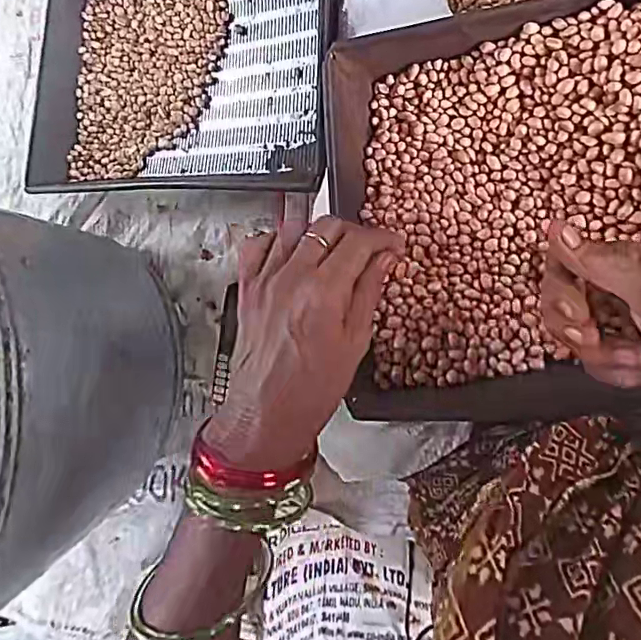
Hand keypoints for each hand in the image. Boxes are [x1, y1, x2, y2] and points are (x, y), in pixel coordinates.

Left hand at [205, 207, 403, 470]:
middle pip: (328, 226)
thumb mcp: (356, 340)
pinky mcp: (248, 288)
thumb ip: (369, 291)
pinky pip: (258, 244)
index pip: (359, 241)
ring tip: (334, 250)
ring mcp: (266, 281)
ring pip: (295, 227)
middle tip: (369, 247)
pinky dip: (279, 240)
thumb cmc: (311, 388)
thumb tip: (385, 260)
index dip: (383, 238)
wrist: (266, 413)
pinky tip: (293, 253)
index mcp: (324, 292)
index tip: (392, 245)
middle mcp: (292, 279)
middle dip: (355, 231)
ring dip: (320, 233)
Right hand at [538, 222, 640, 418]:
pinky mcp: (623, 356)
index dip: (560, 289)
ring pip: (574, 338)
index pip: (563, 264)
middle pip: (560, 303)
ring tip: (636, 355)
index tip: (577, 310)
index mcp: (620, 263)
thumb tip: (557, 228)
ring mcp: (618, 324)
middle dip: (576, 327)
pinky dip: (617, 373)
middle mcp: (614, 290)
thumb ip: (597, 262)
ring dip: (602, 354)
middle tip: (597, 334)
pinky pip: (594, 365)